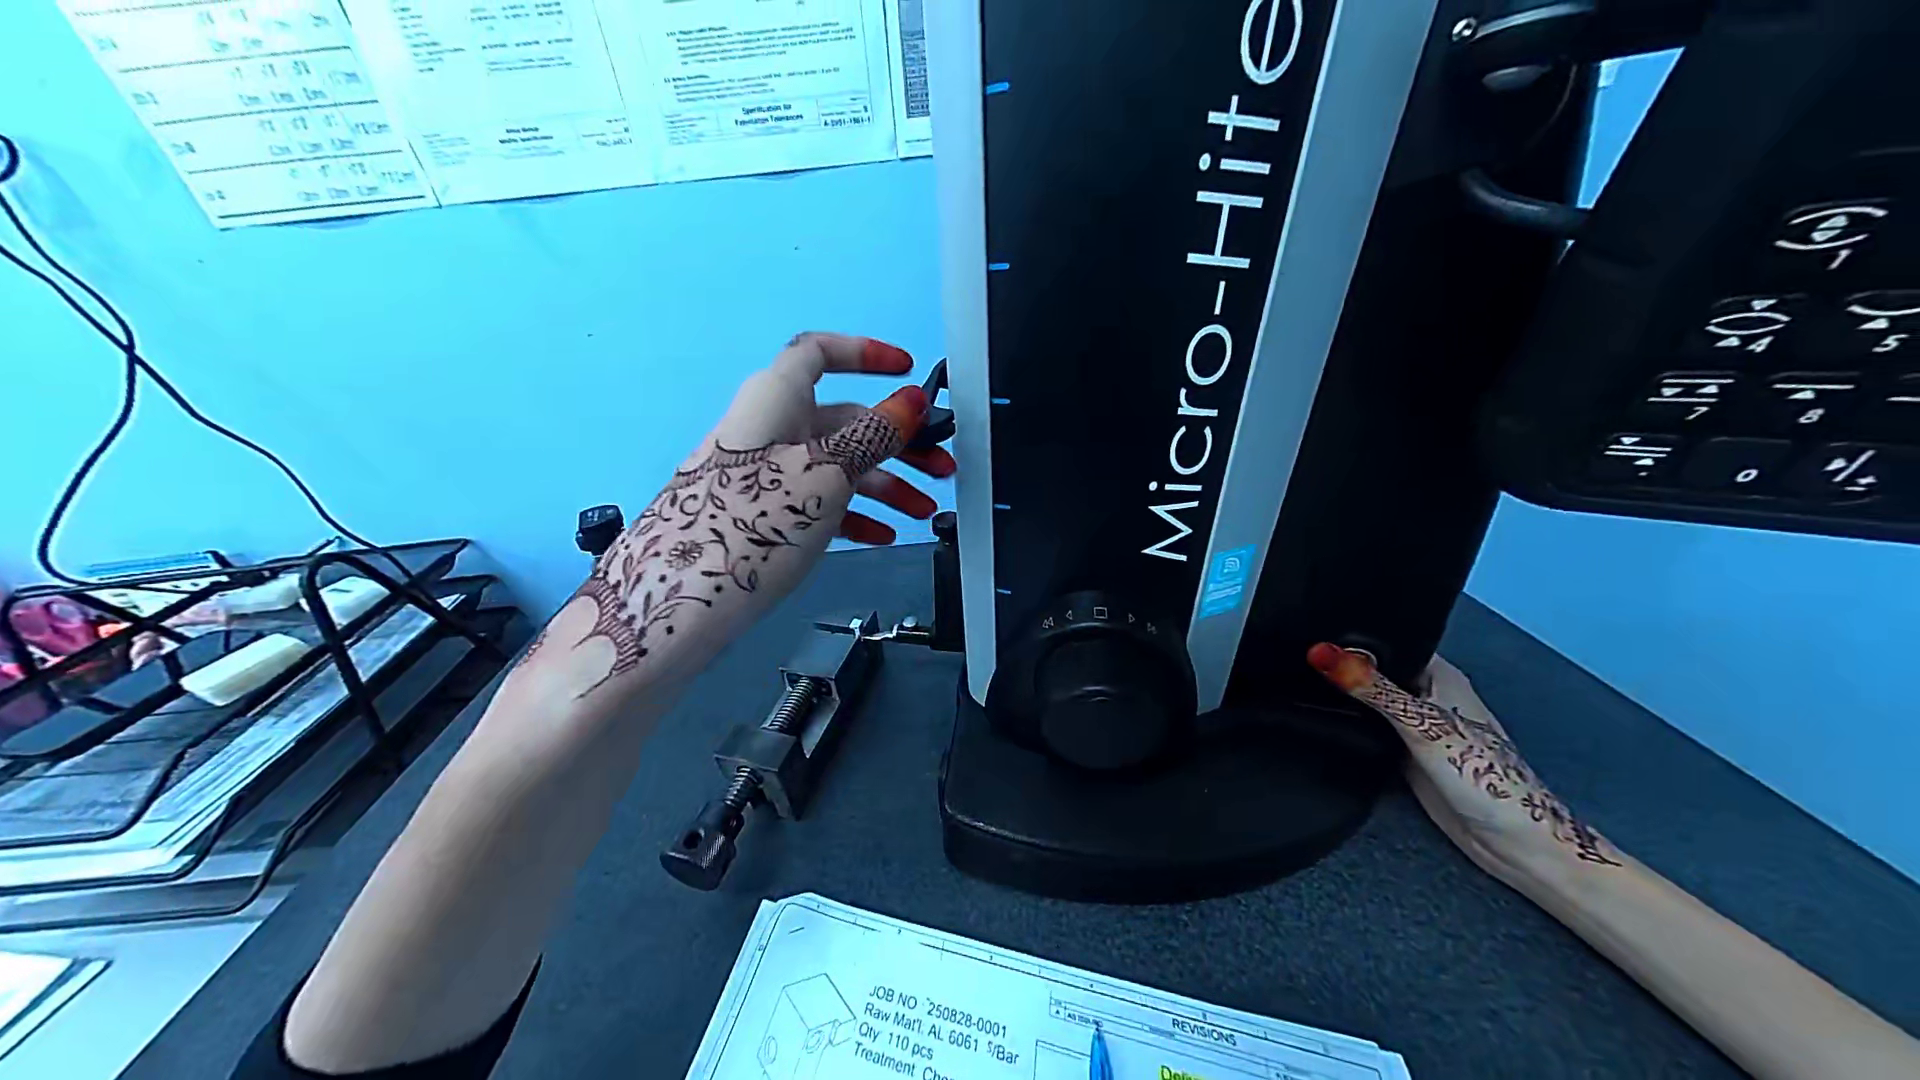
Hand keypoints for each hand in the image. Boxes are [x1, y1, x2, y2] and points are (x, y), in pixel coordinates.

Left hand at [515, 334, 952, 707]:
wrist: (673, 606)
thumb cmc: (752, 524)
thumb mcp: (827, 474)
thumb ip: (875, 434)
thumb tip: (912, 400)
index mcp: (777, 400)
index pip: (820, 353)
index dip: (865, 353)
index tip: (906, 371)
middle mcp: (769, 429)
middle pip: (844, 419)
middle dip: (898, 442)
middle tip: (943, 467)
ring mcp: (763, 475)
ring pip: (836, 465)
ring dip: (885, 485)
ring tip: (924, 513)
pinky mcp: (759, 515)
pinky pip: (816, 502)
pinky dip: (852, 514)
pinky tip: (882, 537)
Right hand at [1306, 644, 1620, 883]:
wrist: (1510, 842)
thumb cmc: (1482, 775)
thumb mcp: (1419, 723)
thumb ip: (1369, 688)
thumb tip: (1322, 652)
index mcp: (1439, 675)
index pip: (1388, 642)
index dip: (1350, 637)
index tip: (1307, 633)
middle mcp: (1426, 695)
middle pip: (1374, 672)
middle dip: (1342, 669)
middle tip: (1295, 662)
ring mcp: (1416, 726)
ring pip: (1368, 702)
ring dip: (1344, 699)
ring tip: (1300, 687)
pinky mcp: (1404, 753)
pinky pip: (1368, 730)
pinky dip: (1349, 725)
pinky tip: (1323, 721)